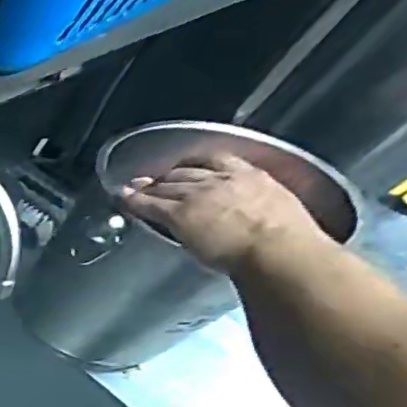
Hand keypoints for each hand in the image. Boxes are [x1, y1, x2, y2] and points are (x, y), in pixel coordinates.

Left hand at [120, 153, 334, 273]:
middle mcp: (220, 180)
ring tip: (133, 190)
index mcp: (250, 175)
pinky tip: (122, 199)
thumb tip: (240, 208)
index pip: (217, 159)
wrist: (275, 246)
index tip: (185, 166)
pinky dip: (132, 200)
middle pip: (184, 173)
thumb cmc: (284, 235)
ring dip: (147, 188)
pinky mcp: (177, 213)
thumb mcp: (274, 204)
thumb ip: (252, 199)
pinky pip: (147, 204)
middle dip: (166, 178)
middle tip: (151, 183)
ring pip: (164, 186)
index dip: (195, 163)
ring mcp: (196, 195)